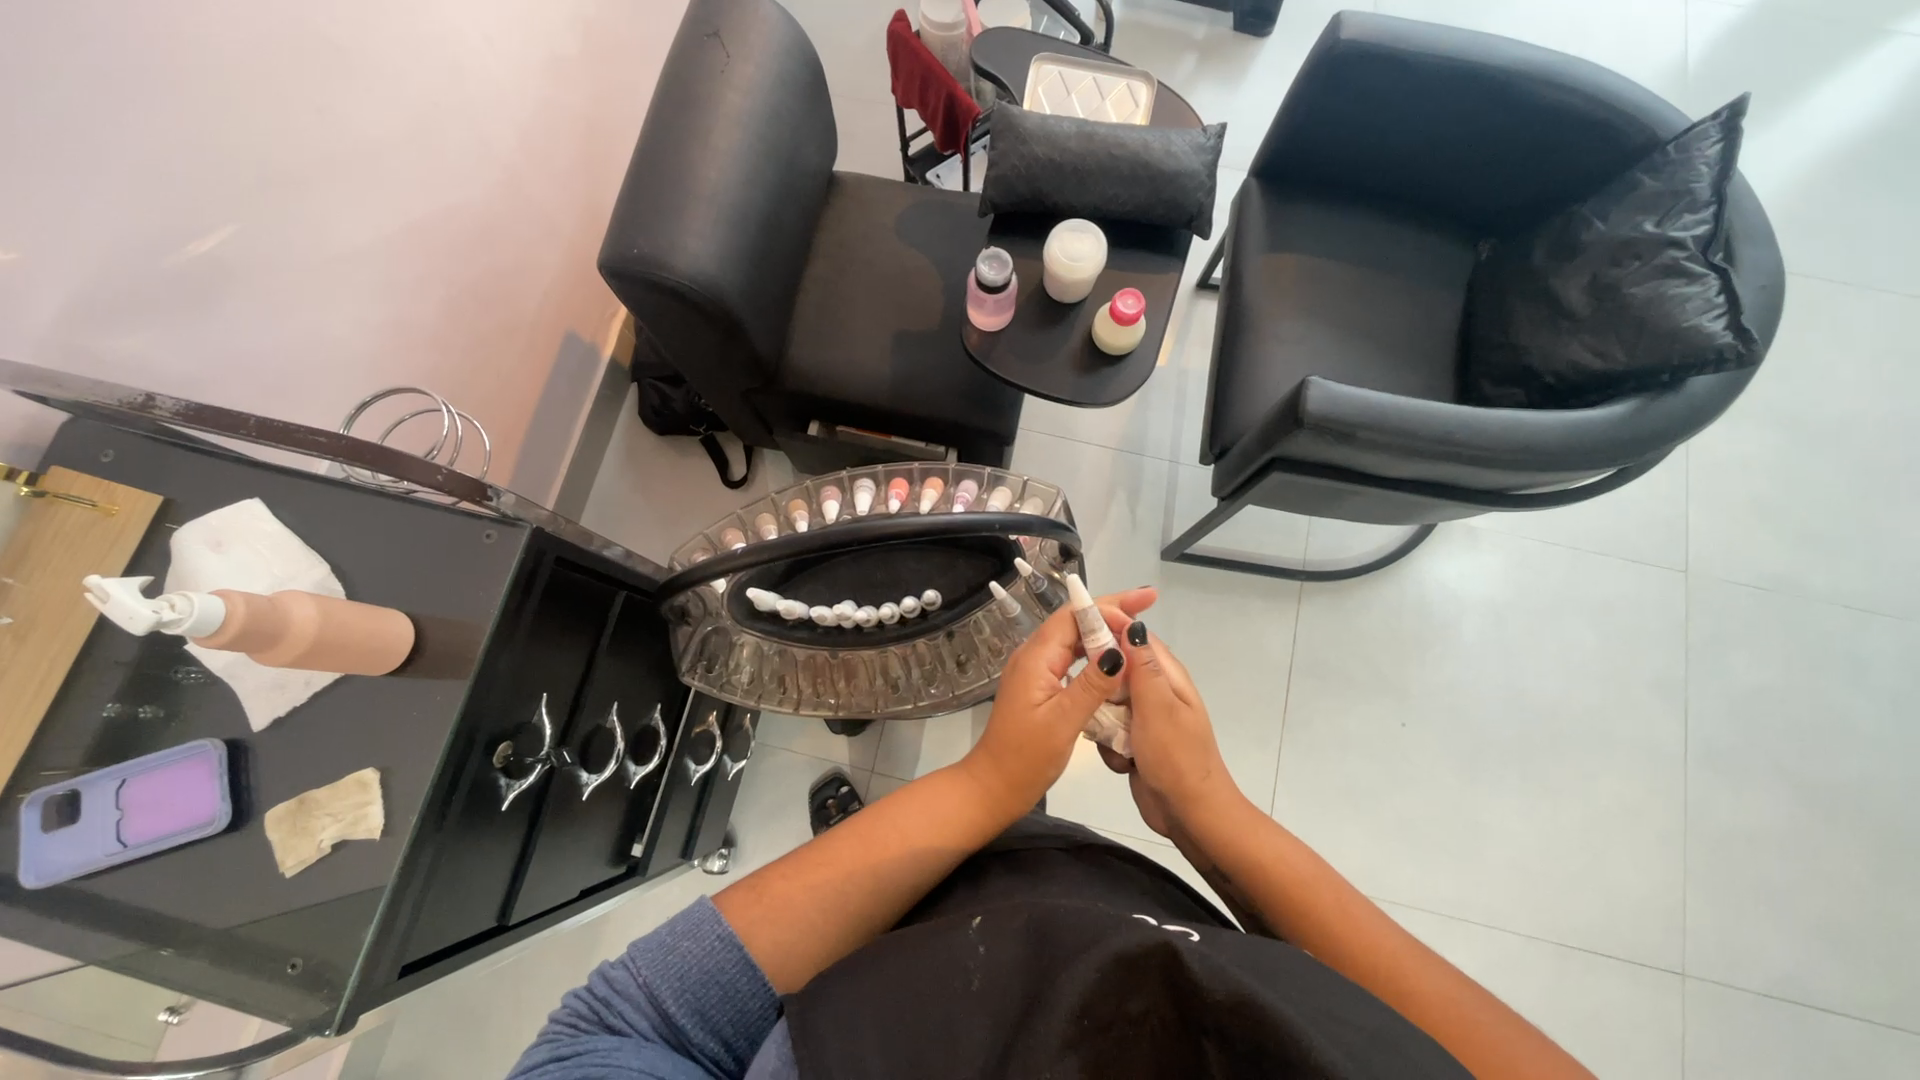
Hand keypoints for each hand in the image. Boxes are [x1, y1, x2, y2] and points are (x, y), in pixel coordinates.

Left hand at [961, 586, 1156, 814]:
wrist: (994, 786)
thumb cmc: (1026, 756)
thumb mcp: (1064, 721)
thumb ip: (1093, 684)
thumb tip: (1122, 649)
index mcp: (1036, 658)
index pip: (1073, 617)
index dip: (1108, 606)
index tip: (1141, 605)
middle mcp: (1033, 657)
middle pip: (1073, 622)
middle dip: (1110, 610)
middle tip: (1148, 601)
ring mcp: (1035, 672)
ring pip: (1072, 639)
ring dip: (1104, 630)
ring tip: (1137, 625)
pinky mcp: (1040, 687)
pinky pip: (1070, 659)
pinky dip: (1094, 653)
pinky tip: (1114, 660)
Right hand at [1098, 621, 1241, 840]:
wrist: (1190, 814)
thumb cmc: (1176, 757)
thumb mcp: (1158, 706)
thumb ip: (1142, 665)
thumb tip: (1133, 621)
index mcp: (1167, 676)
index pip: (1135, 636)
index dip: (1107, 629)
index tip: (1076, 634)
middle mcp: (1155, 692)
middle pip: (1115, 670)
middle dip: (1100, 685)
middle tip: (1092, 700)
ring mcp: (1144, 719)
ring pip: (1106, 703)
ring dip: (1103, 721)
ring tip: (1110, 738)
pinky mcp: (1134, 742)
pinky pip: (1108, 732)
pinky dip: (1109, 745)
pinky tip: (1120, 761)